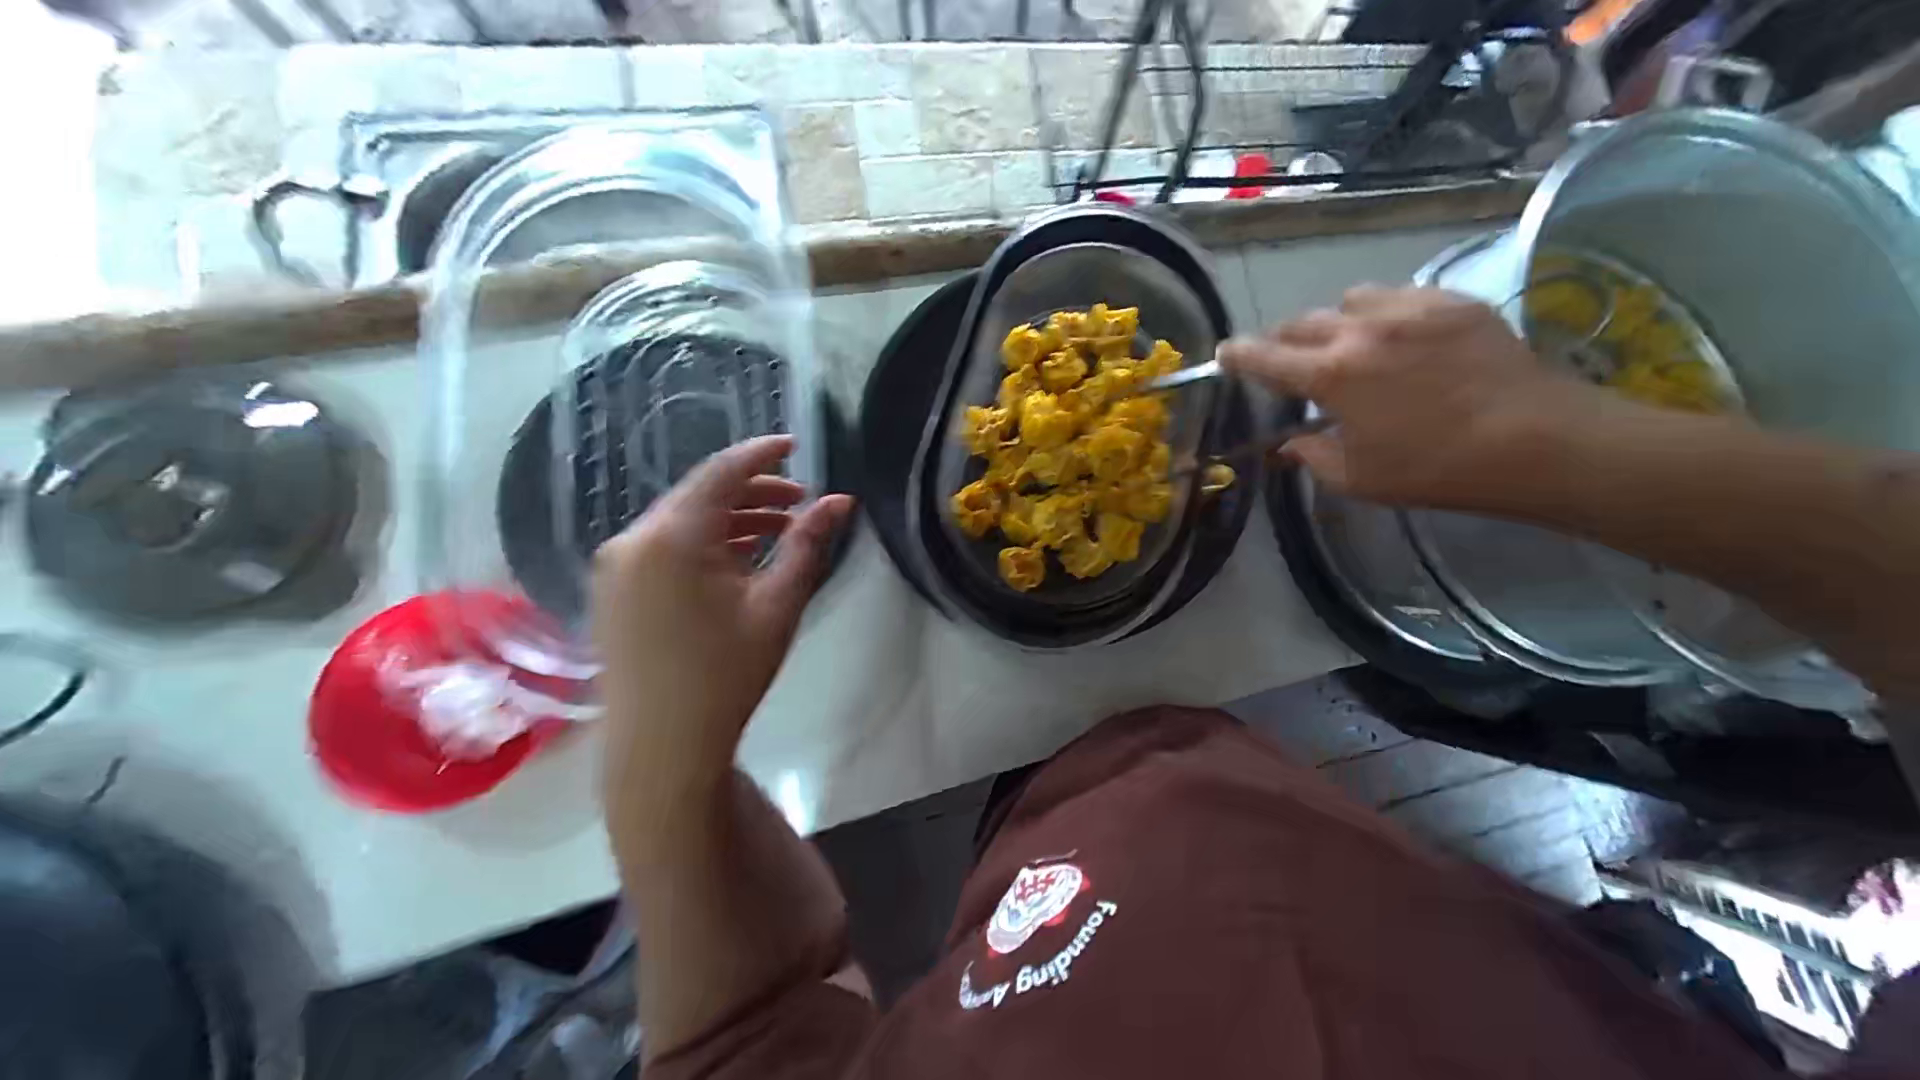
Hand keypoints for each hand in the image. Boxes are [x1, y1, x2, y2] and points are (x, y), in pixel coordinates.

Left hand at [592, 435, 853, 798]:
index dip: (761, 454)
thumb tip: (841, 501)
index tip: (795, 445)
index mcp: (671, 537)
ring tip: (777, 533)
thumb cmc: (726, 675)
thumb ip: (808, 545)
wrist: (661, 748)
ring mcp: (615, 566)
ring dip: (730, 520)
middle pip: (699, 495)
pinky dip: (703, 544)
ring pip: (681, 522)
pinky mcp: (612, 590)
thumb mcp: (777, 606)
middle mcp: (632, 540)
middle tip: (800, 504)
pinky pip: (663, 547)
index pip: (721, 472)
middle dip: (752, 493)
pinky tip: (736, 561)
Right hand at [1220, 285, 1609, 509]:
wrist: (1537, 441)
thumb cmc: (1433, 468)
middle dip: (1283, 339)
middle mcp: (1362, 330)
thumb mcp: (1356, 477)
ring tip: (1348, 342)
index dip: (1238, 355)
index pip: (1265, 356)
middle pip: (1302, 322)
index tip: (1225, 353)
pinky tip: (1398, 335)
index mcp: (1331, 375)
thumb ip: (1311, 455)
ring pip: (1350, 298)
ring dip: (1335, 320)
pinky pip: (1400, 294)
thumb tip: (1291, 443)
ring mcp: (1411, 309)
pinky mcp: (1453, 302)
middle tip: (1285, 359)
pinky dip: (1384, 312)